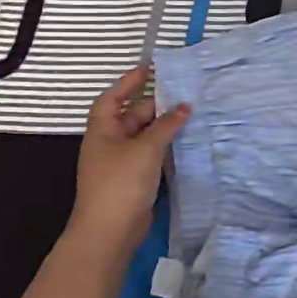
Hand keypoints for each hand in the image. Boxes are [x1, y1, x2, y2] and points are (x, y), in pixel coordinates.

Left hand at [70, 66, 191, 255]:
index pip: (113, 98)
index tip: (151, 67)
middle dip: (157, 104)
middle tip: (186, 92)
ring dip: (167, 124)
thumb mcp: (146, 148)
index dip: (130, 81)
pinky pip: (154, 152)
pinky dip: (169, 144)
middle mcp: (111, 142)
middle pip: (134, 115)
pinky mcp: (136, 176)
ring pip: (147, 134)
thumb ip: (166, 125)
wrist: (111, 230)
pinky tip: (188, 139)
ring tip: (194, 112)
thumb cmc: (121, 182)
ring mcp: (124, 160)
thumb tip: (185, 106)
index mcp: (103, 130)